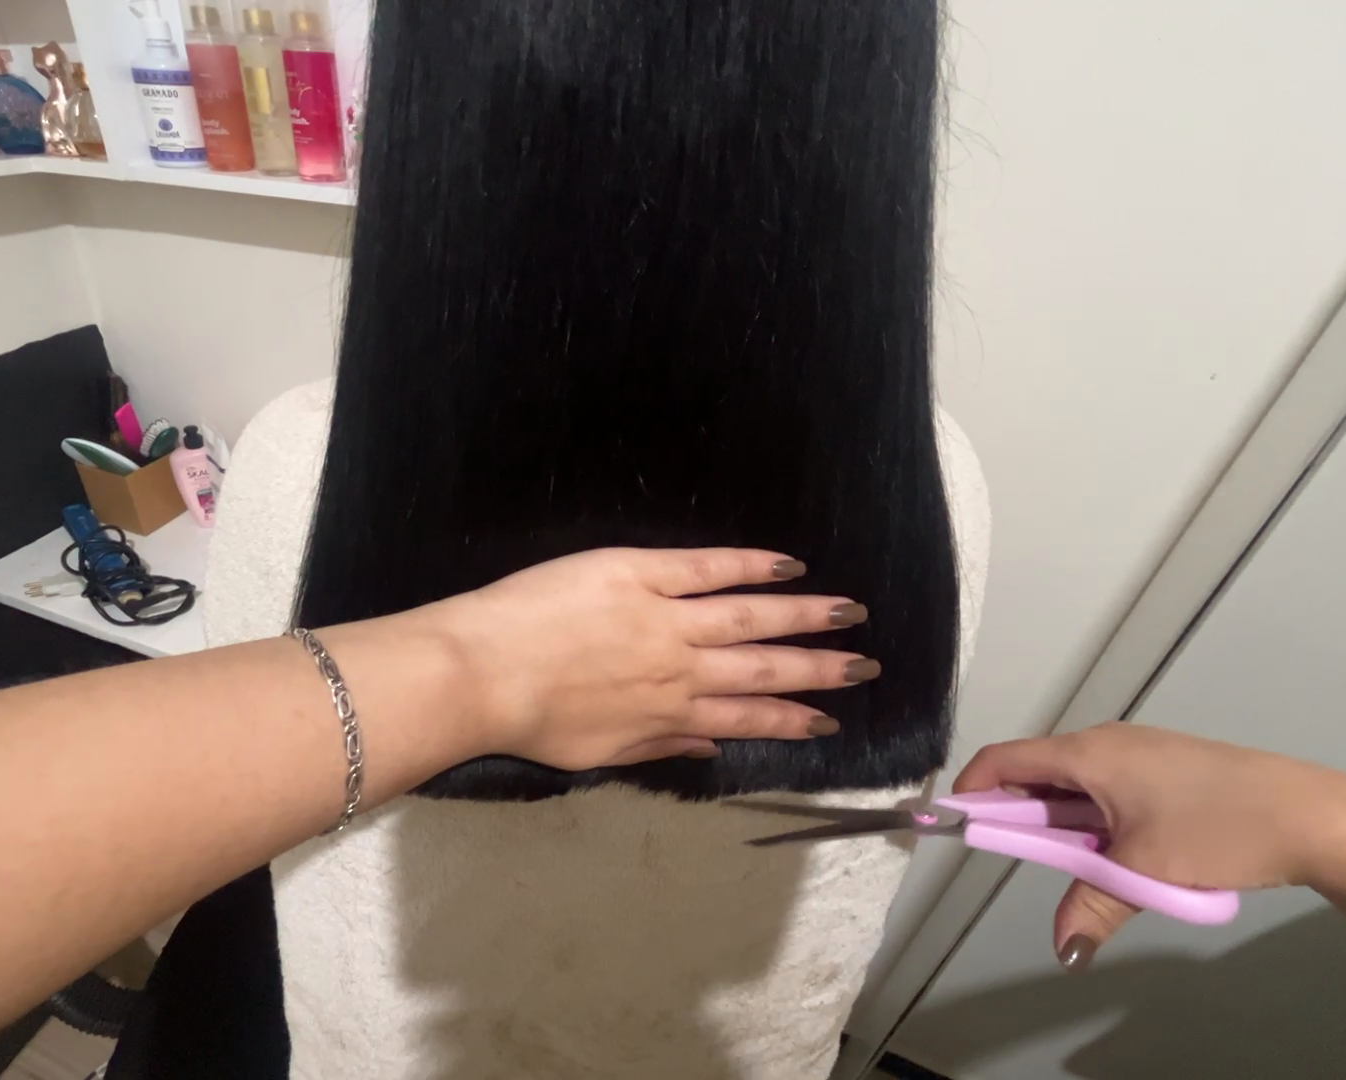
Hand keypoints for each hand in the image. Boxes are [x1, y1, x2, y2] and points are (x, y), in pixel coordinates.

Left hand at [415, 547, 875, 769]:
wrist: (480, 671)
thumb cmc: (528, 717)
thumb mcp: (595, 752)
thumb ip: (658, 748)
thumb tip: (708, 750)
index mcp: (667, 714)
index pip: (744, 719)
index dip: (791, 721)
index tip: (828, 721)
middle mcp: (681, 669)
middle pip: (763, 669)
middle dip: (819, 669)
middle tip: (864, 665)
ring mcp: (665, 618)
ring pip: (750, 617)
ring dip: (803, 616)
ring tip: (847, 614)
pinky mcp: (642, 573)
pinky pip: (707, 567)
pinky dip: (749, 565)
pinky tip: (785, 564)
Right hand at [955, 725, 1345, 968]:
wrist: (1323, 817)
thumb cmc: (1219, 829)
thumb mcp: (1146, 871)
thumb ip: (1094, 906)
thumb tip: (1065, 950)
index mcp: (1086, 753)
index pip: (1004, 759)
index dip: (975, 787)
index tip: (962, 820)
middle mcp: (1104, 740)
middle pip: (1037, 768)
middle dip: (1021, 809)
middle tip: (1025, 851)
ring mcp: (1138, 748)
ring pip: (1074, 777)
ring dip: (1061, 813)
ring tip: (1080, 855)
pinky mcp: (1167, 762)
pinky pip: (1106, 780)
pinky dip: (1093, 809)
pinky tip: (1121, 841)